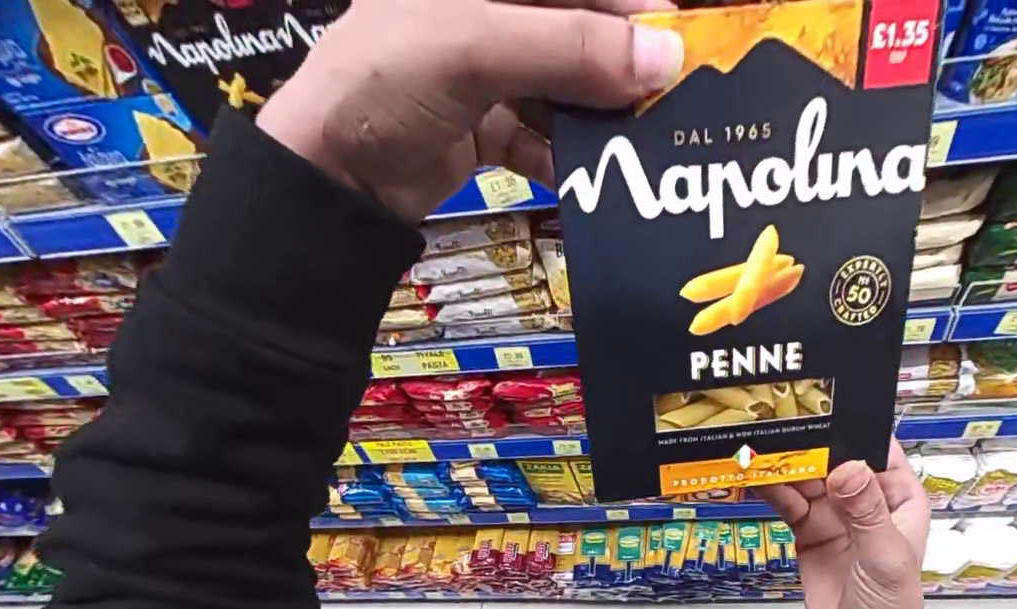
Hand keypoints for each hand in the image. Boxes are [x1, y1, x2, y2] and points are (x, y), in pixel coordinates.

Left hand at [257, 0, 682, 221]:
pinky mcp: (491, 125)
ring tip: (642, 151)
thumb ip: (571, 49)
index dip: (627, 8)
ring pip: (567, 90)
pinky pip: (546, 138)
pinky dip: (567, 160)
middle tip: (670, 109)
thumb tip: (666, 58)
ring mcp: (491, 72)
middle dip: (622, 72)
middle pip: (576, 34)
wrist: (338, 174)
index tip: (678, 47)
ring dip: (600, 123)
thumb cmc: (389, 82)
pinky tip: (592, 182)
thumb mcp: (478, 48)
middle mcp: (489, 13)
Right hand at [766, 442, 930, 608]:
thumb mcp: (886, 558)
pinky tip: (758, 478)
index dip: (853, 431)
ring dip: (787, 466)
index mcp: (899, 497)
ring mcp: (835, 513)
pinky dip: (773, 489)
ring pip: (807, 477)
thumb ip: (866, 514)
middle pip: (834, 459)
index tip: (825, 415)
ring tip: (762, 452)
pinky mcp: (809, 529)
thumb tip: (847, 470)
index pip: (877, 450)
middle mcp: (866, 499)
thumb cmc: (892, 608)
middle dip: (810, 445)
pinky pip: (789, 501)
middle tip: (782, 431)